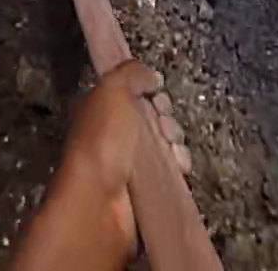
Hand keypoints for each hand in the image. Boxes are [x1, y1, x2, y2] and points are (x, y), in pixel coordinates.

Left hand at [12, 60, 189, 270]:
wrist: (99, 203)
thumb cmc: (101, 140)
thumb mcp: (111, 89)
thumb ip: (130, 72)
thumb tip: (149, 75)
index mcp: (102, 106)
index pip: (133, 89)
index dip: (148, 87)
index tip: (154, 90)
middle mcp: (116, 132)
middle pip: (153, 113)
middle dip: (164, 115)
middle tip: (162, 125)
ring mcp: (131, 161)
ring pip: (165, 139)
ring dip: (174, 139)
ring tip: (169, 147)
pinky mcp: (147, 186)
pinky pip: (171, 167)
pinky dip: (178, 163)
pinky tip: (178, 165)